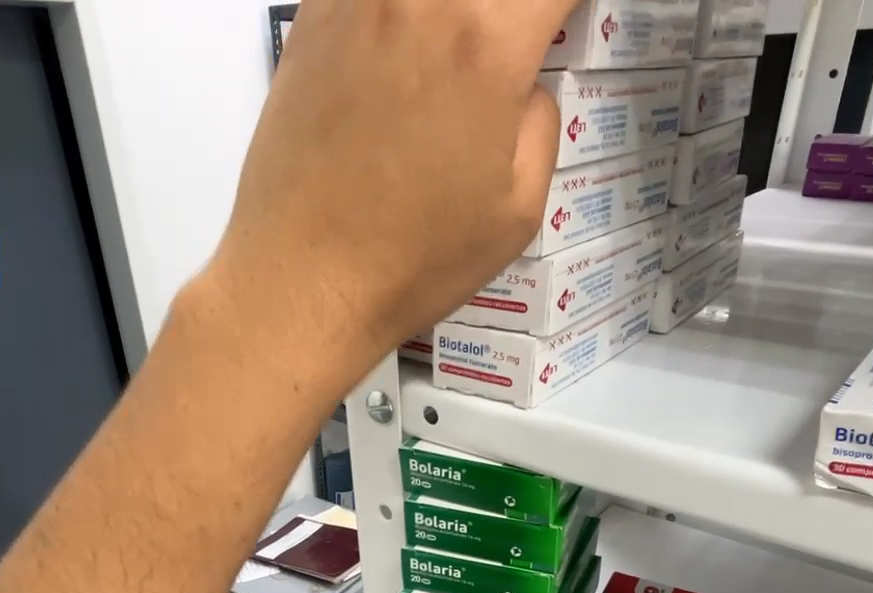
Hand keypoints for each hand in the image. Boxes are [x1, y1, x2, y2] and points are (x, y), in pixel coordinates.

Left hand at [206, 0, 581, 391]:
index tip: (564, 23)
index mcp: (486, 44)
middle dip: (510, 11)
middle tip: (513, 41)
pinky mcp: (308, 23)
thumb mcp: (517, 213)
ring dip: (456, 13)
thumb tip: (525, 85)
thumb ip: (539, 123)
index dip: (567, 3)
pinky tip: (401, 44)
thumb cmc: (413, 263)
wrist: (304, 283)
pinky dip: (397, 12)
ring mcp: (356, 3)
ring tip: (460, 46)